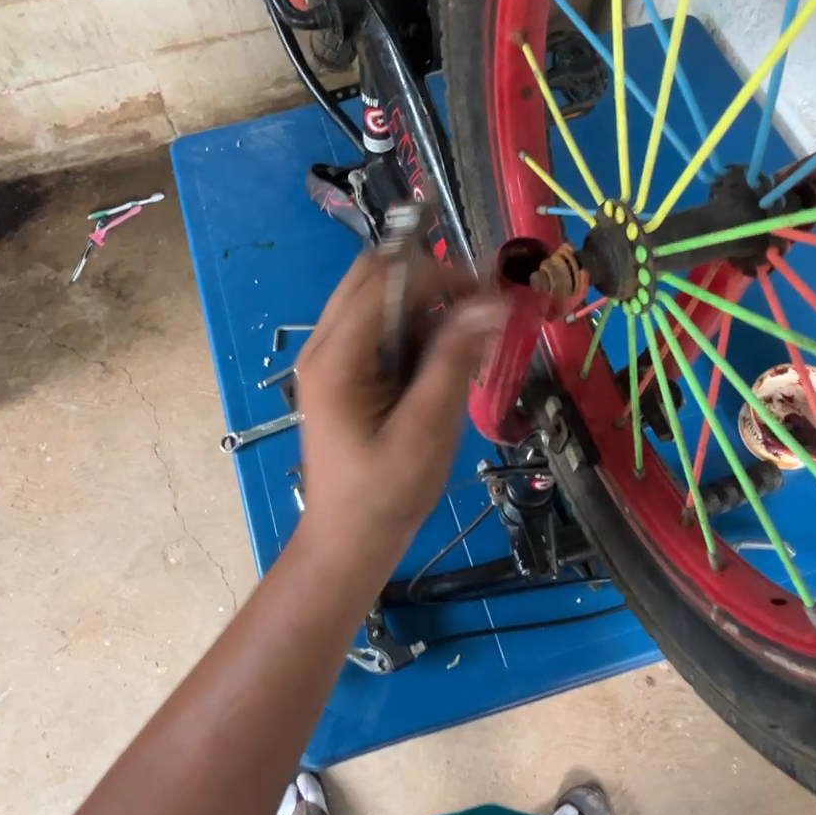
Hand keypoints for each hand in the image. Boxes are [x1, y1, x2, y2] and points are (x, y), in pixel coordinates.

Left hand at [294, 253, 506, 568]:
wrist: (348, 540)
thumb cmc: (386, 495)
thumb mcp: (427, 431)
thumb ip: (453, 362)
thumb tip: (492, 301)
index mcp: (336, 358)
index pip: (385, 278)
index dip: (439, 275)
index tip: (487, 299)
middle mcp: (323, 345)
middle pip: (373, 274)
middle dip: (429, 282)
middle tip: (474, 317)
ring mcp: (328, 356)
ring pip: (375, 295)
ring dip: (421, 307)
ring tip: (455, 353)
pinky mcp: (340, 370)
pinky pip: (375, 324)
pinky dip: (410, 329)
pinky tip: (432, 369)